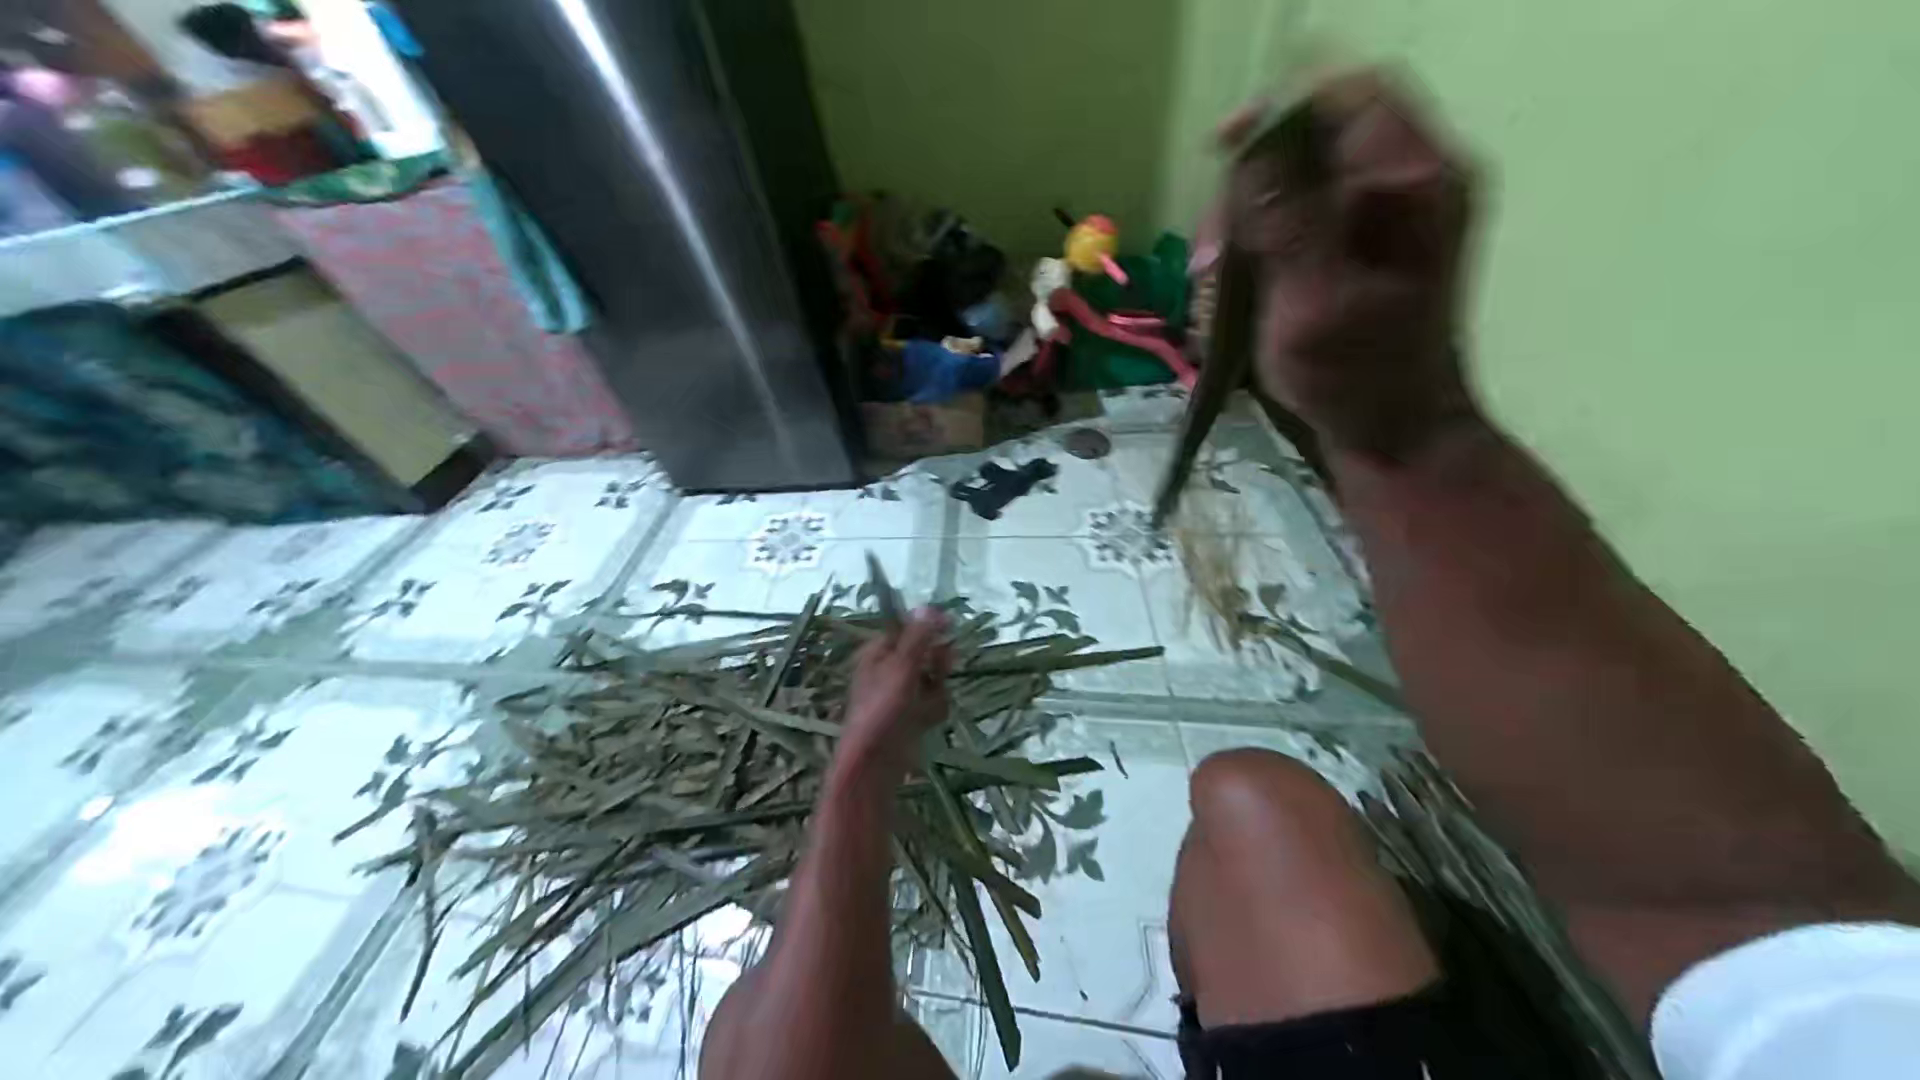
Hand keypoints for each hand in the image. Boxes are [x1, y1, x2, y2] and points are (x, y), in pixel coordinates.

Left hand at [835, 609, 951, 782]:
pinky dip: (934, 710)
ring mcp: (901, 693)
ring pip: (934, 678)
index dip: (929, 628)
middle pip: (926, 652)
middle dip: (937, 663)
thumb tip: (930, 605)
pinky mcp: (912, 715)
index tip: (949, 626)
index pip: (908, 628)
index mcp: (878, 652)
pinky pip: (934, 702)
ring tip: (926, 705)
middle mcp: (889, 669)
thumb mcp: (902, 667)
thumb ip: (918, 637)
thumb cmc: (882, 710)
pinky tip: (927, 721)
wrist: (875, 764)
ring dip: (937, 690)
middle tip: (939, 671)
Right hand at [1227, 70, 1481, 458]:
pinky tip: (1232, 306)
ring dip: (1239, 240)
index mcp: (1413, 185)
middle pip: (1306, 149)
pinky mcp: (1348, 255)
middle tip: (1212, 261)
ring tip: (1216, 299)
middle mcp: (1399, 190)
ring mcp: (1374, 225)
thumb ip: (1288, 220)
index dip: (1282, 112)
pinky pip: (1287, 231)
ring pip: (1286, 194)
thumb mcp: (1315, 302)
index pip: (1348, 98)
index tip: (1223, 151)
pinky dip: (1251, 263)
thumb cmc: (1357, 379)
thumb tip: (1251, 147)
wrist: (1393, 436)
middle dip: (1246, 200)